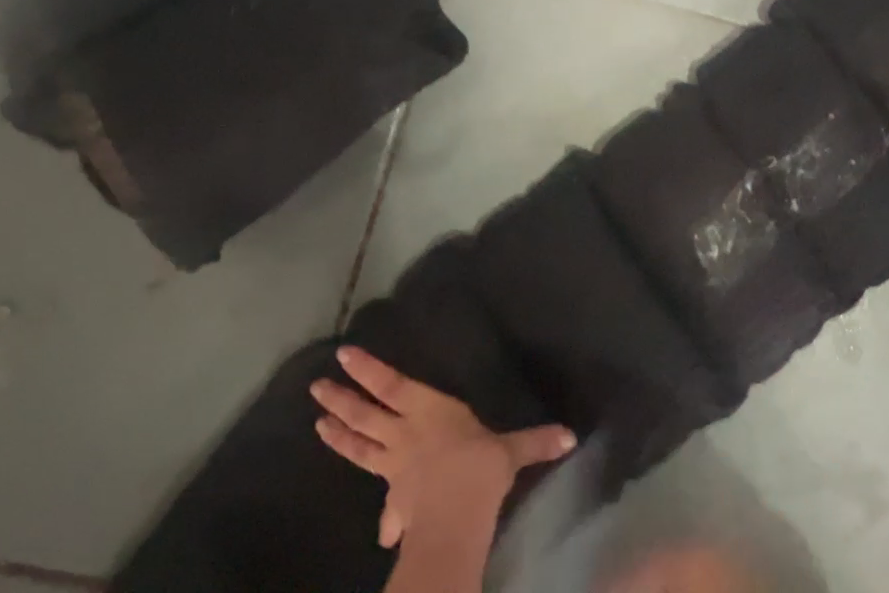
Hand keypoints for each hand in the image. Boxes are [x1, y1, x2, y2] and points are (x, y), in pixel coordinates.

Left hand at [312, 346, 576, 547]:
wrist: (455, 515)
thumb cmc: (481, 467)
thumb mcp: (511, 451)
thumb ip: (535, 442)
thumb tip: (570, 436)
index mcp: (429, 411)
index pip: (392, 385)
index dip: (368, 370)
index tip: (343, 355)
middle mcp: (405, 435)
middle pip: (366, 415)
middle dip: (341, 400)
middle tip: (318, 387)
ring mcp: (395, 469)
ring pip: (362, 449)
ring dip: (340, 438)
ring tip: (318, 425)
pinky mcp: (395, 501)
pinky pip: (386, 508)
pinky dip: (385, 518)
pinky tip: (382, 532)